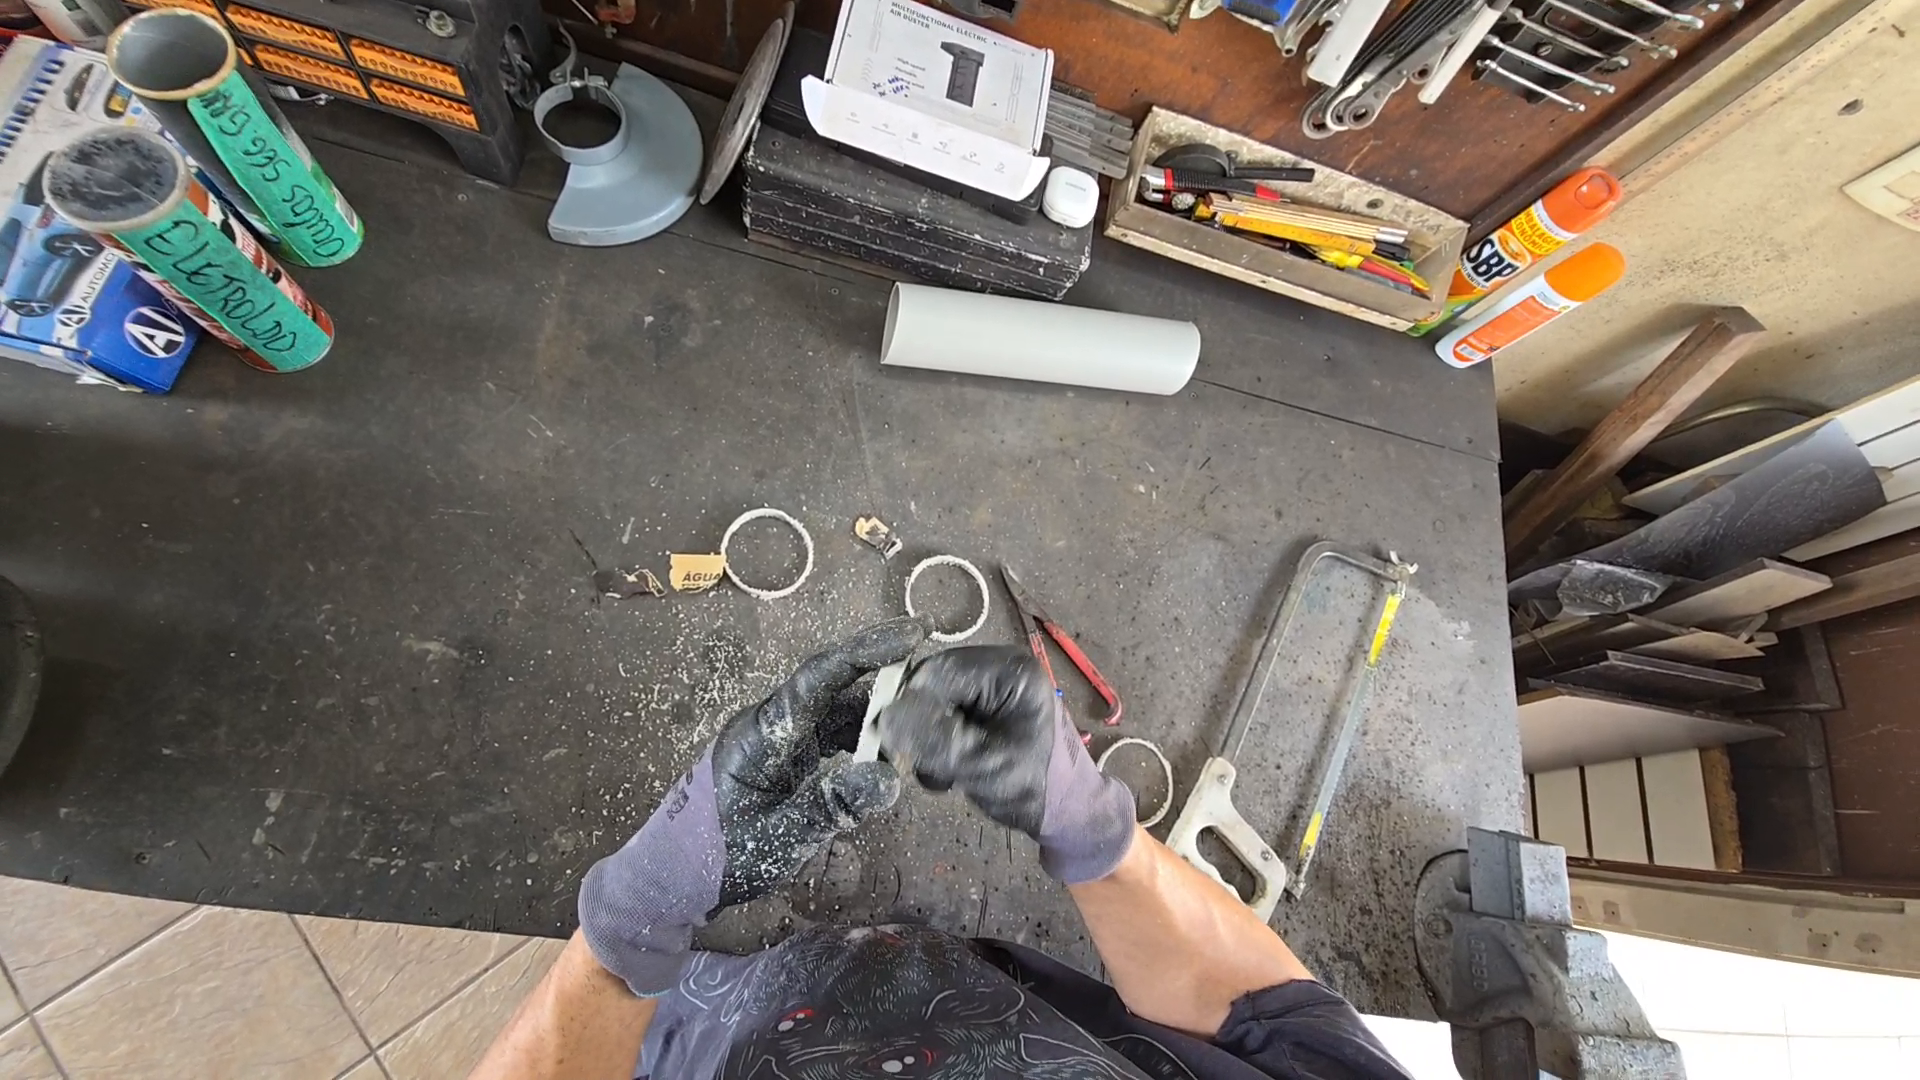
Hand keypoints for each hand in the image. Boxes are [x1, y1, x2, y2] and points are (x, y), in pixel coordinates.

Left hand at [578, 617, 925, 995]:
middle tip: (933, 683)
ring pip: (836, 712)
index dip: (867, 651)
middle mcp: (772, 723)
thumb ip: (830, 805)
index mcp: (764, 731)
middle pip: (835, 688)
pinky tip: (884, 758)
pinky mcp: (783, 756)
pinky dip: (859, 743)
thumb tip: (890, 777)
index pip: (820, 676)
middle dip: (884, 680)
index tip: (911, 635)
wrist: (668, 880)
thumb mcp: (776, 838)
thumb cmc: (714, 857)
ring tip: (917, 728)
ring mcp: (778, 739)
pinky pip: (829, 735)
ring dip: (875, 718)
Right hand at [878, 645, 1135, 883]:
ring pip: (935, 702)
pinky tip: (953, 771)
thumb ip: (933, 738)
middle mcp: (1000, 667)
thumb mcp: (981, 765)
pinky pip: (947, 715)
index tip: (904, 746)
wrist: (1069, 814)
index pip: (937, 671)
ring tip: (947, 774)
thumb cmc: (1035, 788)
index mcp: (1008, 670)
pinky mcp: (987, 706)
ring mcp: (994, 686)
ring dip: (931, 740)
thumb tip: (884, 717)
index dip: (912, 706)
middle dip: (924, 726)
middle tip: (930, 765)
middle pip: (934, 685)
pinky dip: (942, 743)